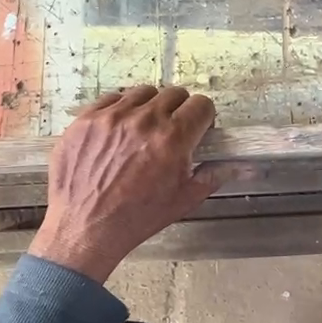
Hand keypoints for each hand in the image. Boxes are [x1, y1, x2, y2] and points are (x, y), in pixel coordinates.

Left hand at [29, 86, 220, 282]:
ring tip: (143, 129)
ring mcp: (111, 117)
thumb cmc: (137, 217)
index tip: (198, 129)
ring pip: (143, 93)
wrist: (84, 229)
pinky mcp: (86, 120)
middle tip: (171, 131)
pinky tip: (118, 131)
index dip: (203, 117)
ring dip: (150, 106)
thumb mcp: (185, 200)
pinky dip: (119, 110)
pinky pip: (111, 99)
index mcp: (173, 139)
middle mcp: (144, 121)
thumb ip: (214, 175)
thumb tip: (237, 164)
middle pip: (174, 93)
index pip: (202, 104)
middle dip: (179, 110)